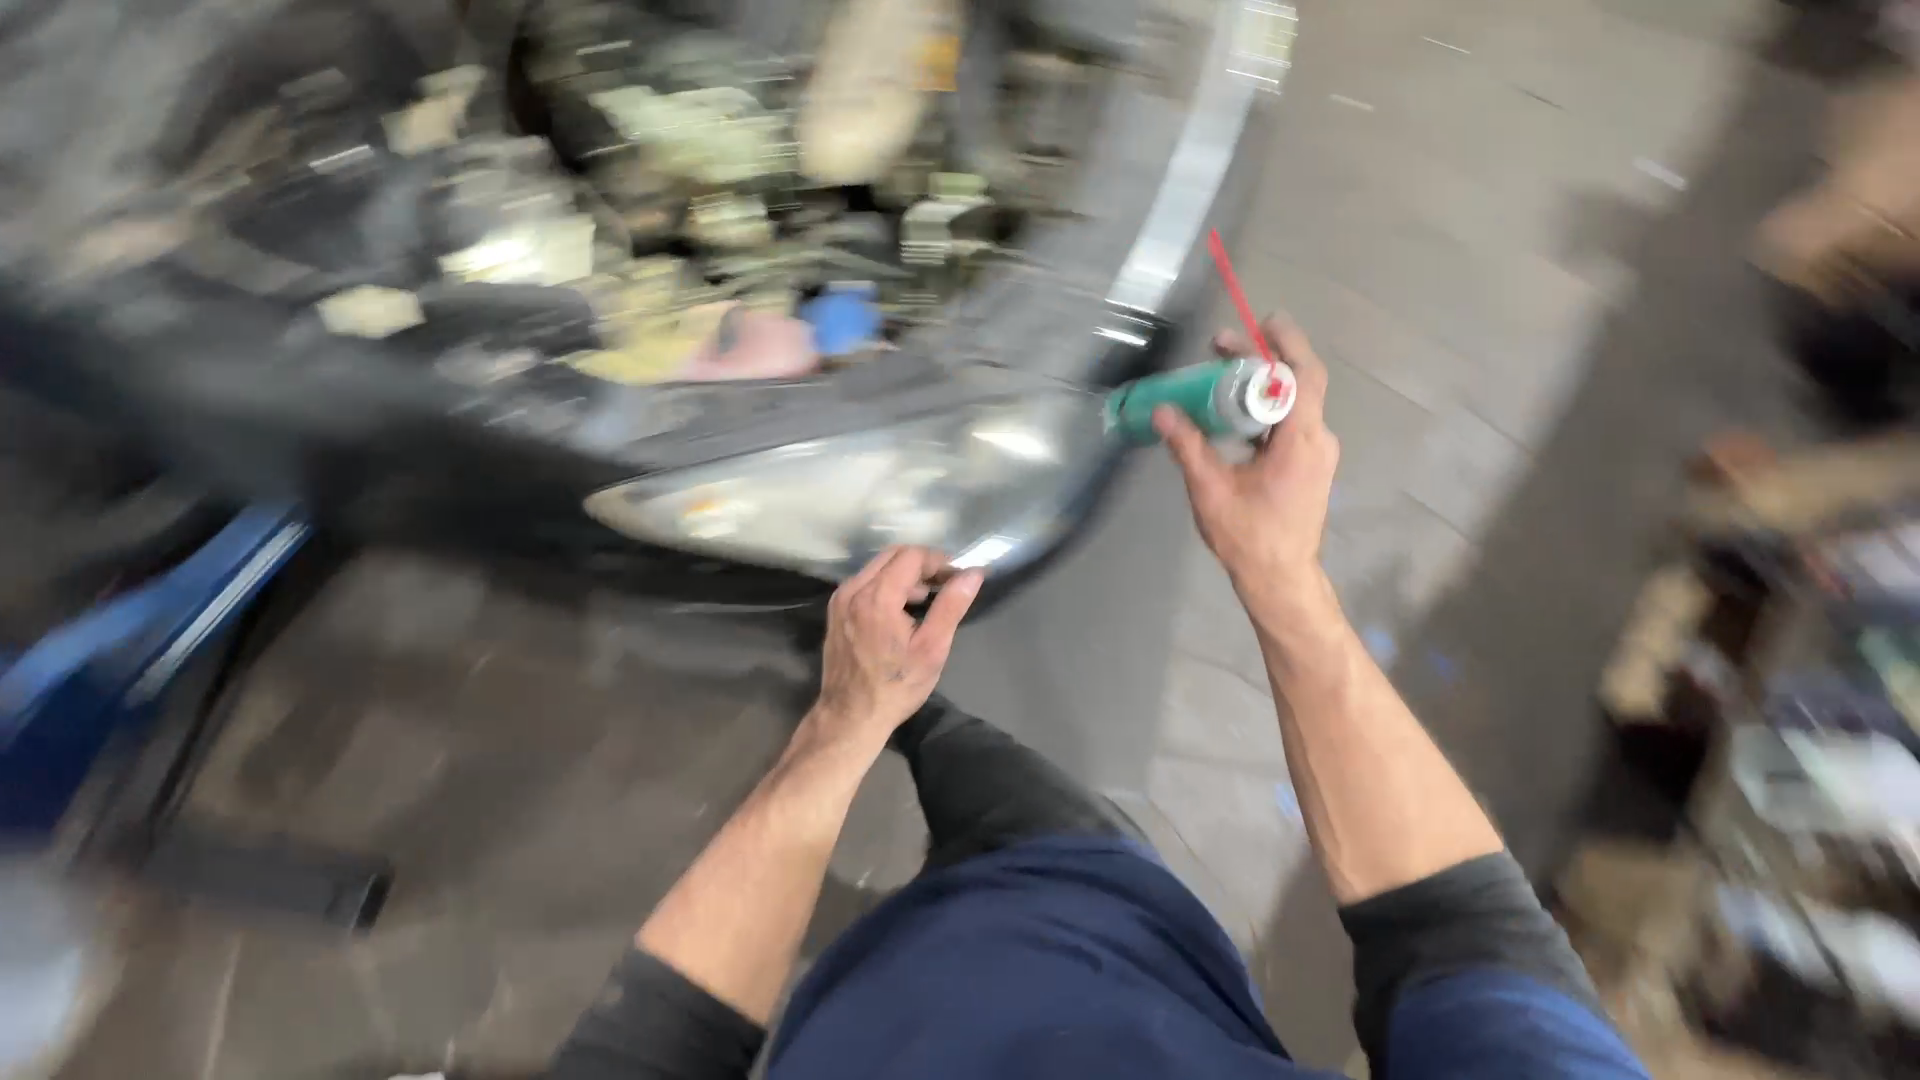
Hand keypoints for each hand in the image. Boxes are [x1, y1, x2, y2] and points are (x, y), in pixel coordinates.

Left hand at [806, 546, 982, 749]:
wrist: (851, 716)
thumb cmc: (896, 686)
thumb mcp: (932, 648)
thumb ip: (951, 606)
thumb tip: (973, 574)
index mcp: (877, 597)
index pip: (911, 556)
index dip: (938, 561)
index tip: (956, 577)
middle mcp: (853, 589)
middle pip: (892, 555)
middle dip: (921, 564)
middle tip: (944, 584)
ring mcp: (840, 599)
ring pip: (877, 567)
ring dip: (904, 573)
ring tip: (926, 598)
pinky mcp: (836, 610)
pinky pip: (865, 582)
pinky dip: (886, 584)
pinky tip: (901, 609)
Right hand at [1154, 315, 1339, 620]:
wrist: (1279, 578)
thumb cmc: (1248, 536)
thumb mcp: (1210, 489)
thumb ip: (1188, 446)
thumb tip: (1162, 412)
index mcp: (1300, 441)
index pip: (1300, 378)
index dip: (1282, 346)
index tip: (1259, 324)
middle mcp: (1318, 441)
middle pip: (1299, 384)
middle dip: (1267, 359)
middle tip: (1226, 345)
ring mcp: (1317, 455)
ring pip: (1295, 404)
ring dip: (1263, 385)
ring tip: (1224, 373)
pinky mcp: (1310, 467)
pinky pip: (1291, 425)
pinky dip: (1266, 409)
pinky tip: (1235, 413)